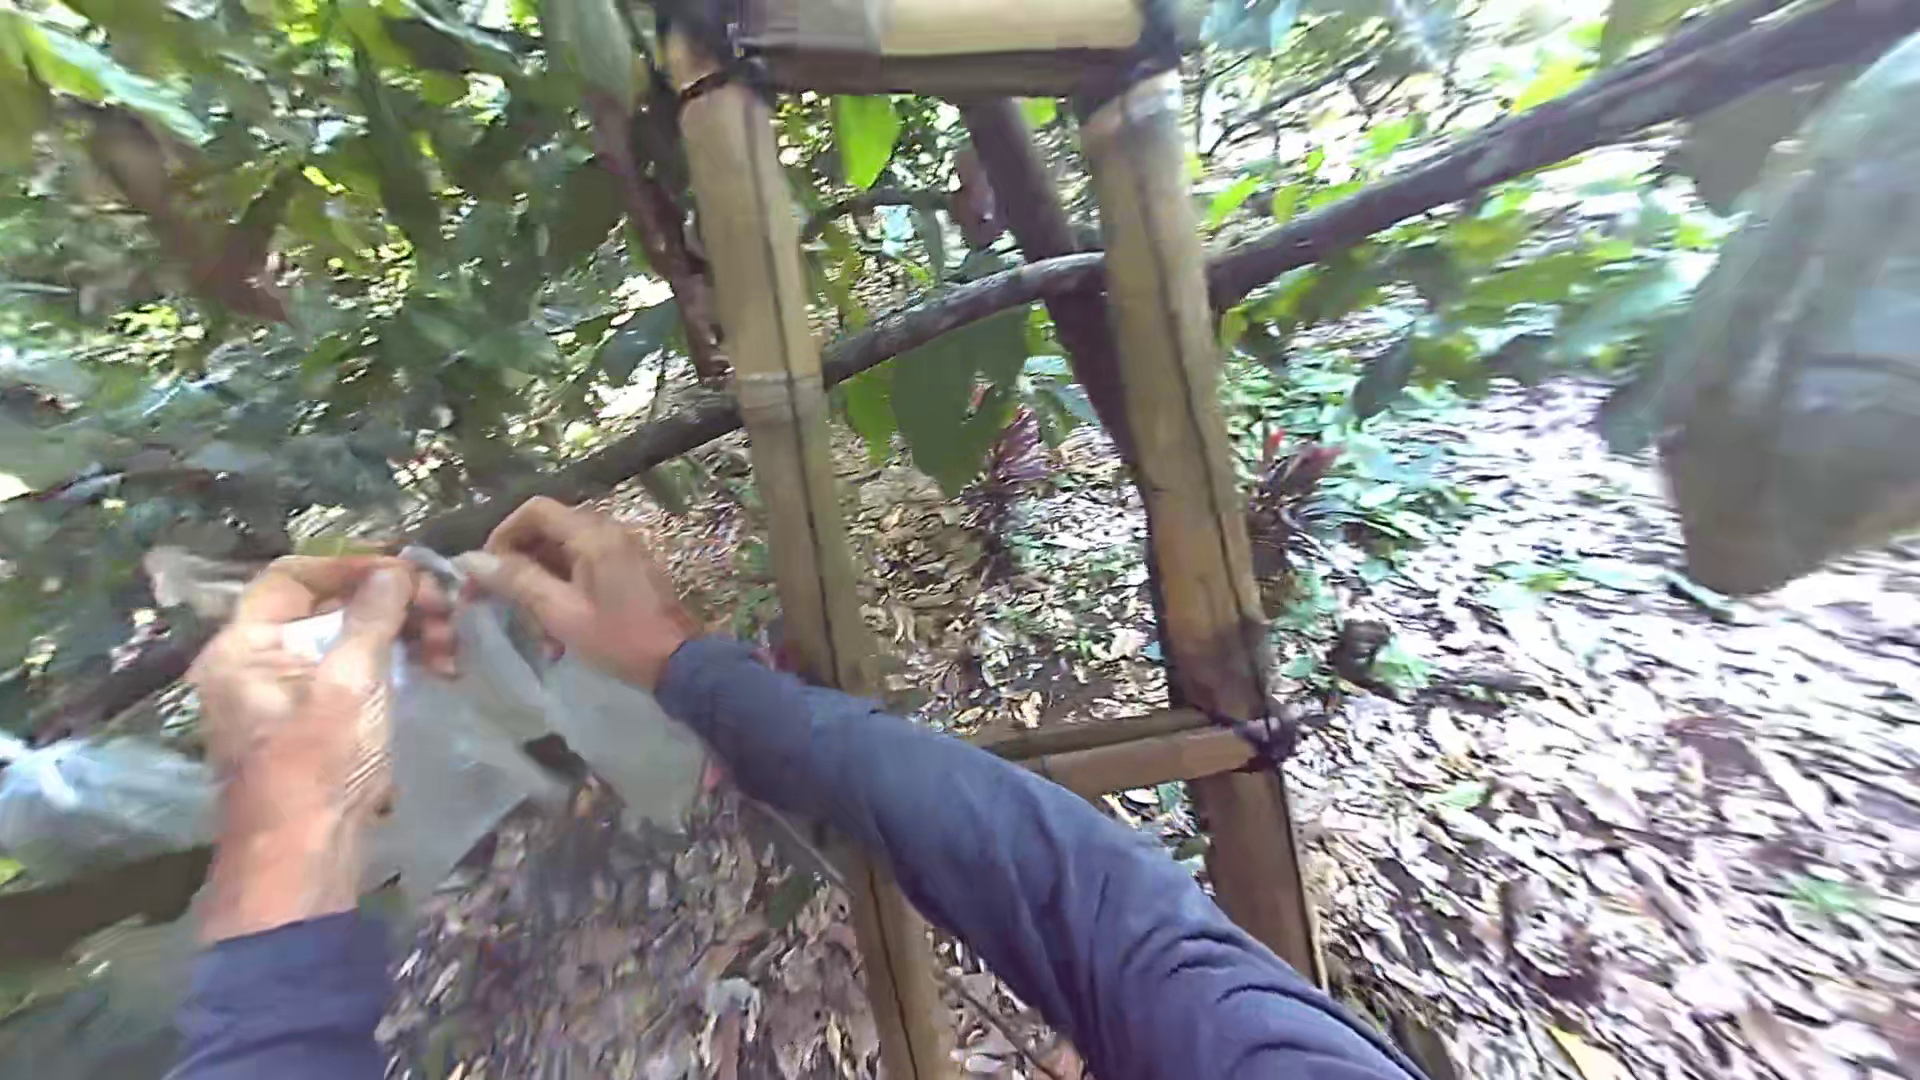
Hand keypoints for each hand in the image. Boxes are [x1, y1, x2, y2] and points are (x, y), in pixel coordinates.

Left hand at [188, 556, 451, 939]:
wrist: (311, 839)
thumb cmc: (321, 760)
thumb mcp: (350, 684)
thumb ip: (371, 620)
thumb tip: (398, 568)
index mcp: (247, 647)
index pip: (293, 577)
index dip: (353, 566)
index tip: (410, 574)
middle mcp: (268, 656)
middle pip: (338, 602)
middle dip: (399, 602)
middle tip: (447, 612)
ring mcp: (303, 679)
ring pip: (364, 629)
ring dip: (413, 629)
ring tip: (451, 649)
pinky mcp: (334, 700)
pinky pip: (373, 658)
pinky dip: (409, 654)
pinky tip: (444, 666)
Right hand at [454, 497, 696, 689]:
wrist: (677, 661)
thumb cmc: (619, 637)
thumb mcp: (561, 611)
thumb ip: (517, 580)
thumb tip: (471, 559)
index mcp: (595, 536)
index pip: (536, 510)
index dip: (502, 535)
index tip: (485, 571)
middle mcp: (612, 533)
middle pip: (549, 533)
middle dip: (520, 569)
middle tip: (499, 606)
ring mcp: (624, 551)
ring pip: (565, 557)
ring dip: (542, 590)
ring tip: (537, 634)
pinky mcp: (630, 570)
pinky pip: (586, 571)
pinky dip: (566, 596)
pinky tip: (558, 637)